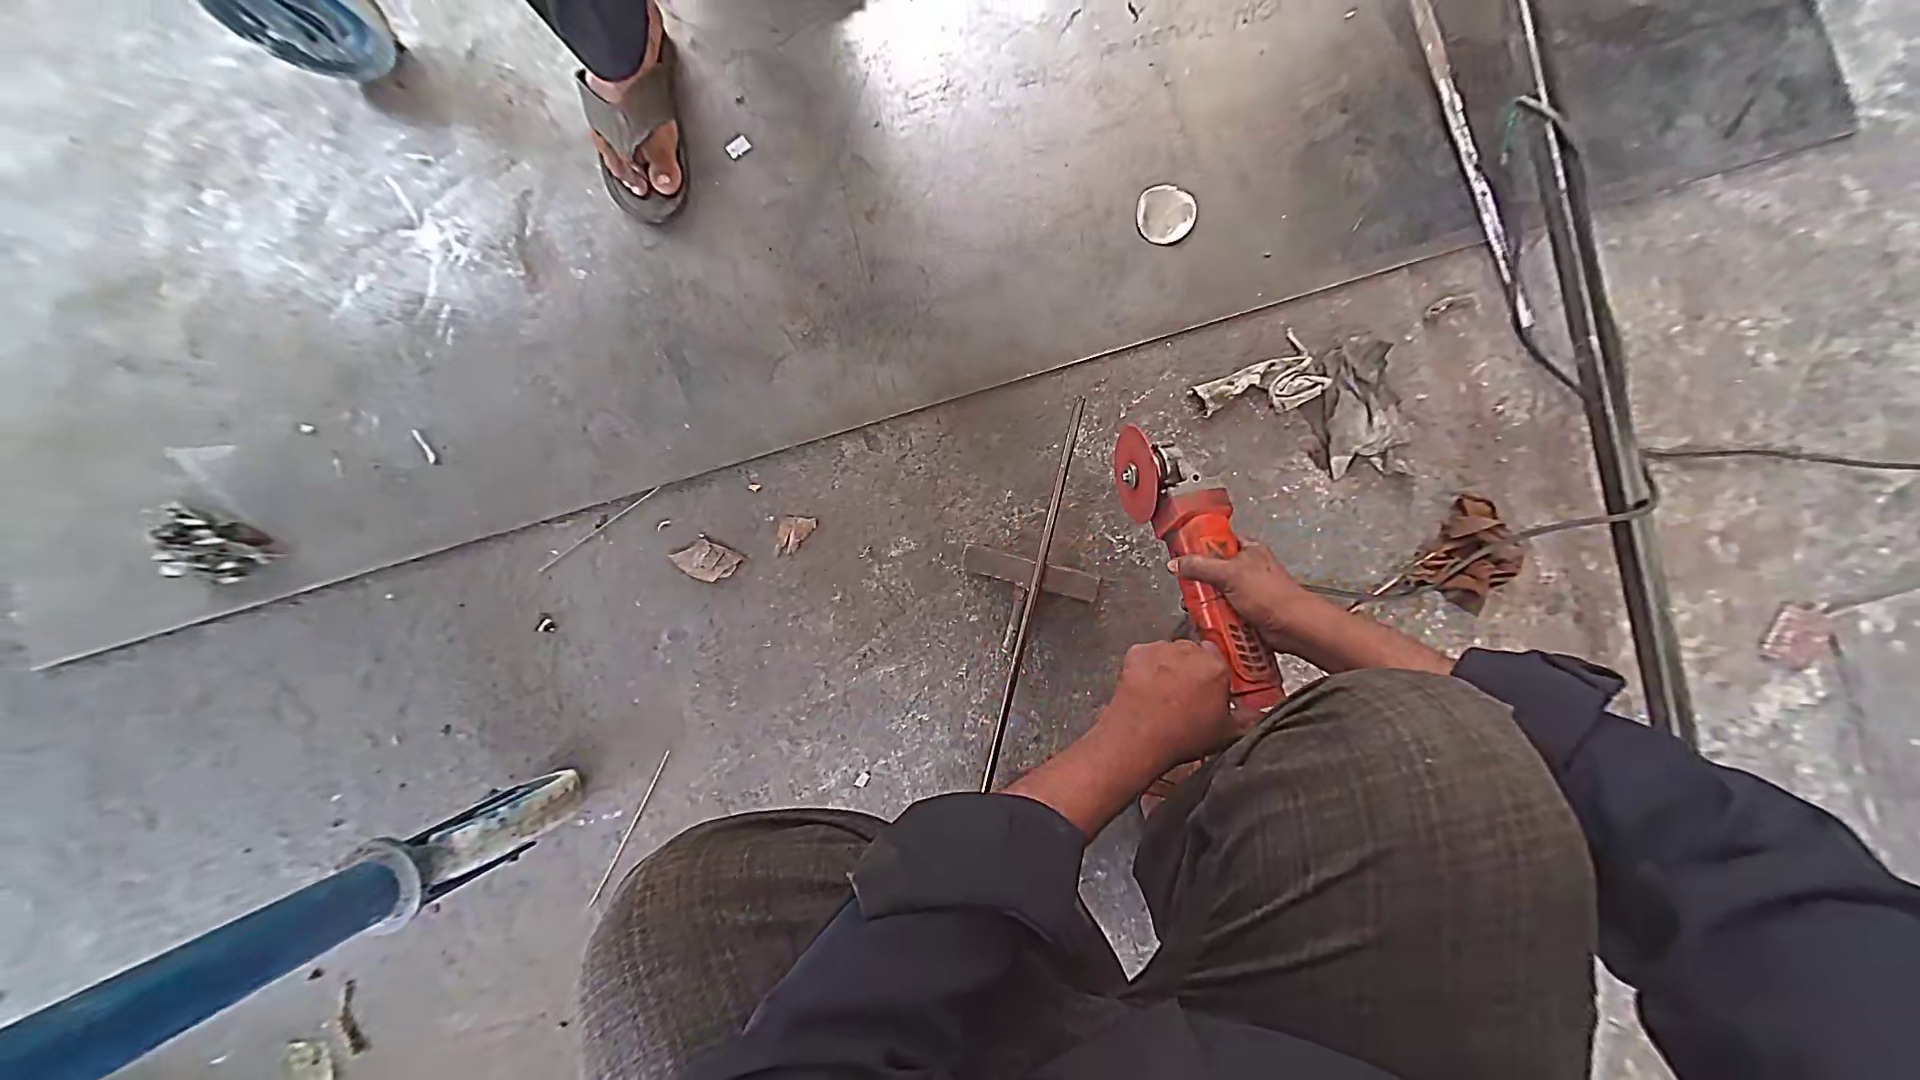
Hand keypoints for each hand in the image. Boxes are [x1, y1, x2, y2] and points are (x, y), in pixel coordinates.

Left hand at [1096, 639, 1237, 770]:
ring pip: (1167, 652)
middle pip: (1192, 653)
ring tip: (1160, 692)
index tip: (1207, 685)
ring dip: (1166, 665)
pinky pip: (1144, 655)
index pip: (1218, 657)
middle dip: (1189, 668)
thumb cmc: (1183, 735)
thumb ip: (1245, 719)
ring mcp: (1161, 649)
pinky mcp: (1137, 652)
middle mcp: (1189, 651)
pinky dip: (1144, 666)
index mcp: (1216, 667)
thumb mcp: (1226, 733)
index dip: (1211, 672)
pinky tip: (1143, 686)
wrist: (1141, 735)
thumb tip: (1256, 715)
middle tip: (1183, 692)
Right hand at [1170, 543, 1333, 655]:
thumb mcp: (1229, 574)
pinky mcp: (1247, 610)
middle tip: (1188, 587)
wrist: (1293, 627)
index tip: (1182, 555)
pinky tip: (1207, 619)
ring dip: (1205, 600)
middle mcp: (1248, 568)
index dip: (1199, 546)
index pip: (1218, 541)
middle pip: (1213, 569)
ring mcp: (1247, 590)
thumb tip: (1175, 564)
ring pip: (1216, 591)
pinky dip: (1215, 615)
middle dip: (1198, 580)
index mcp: (1248, 550)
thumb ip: (1200, 566)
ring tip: (1196, 607)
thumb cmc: (1270, 595)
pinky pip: (1223, 610)